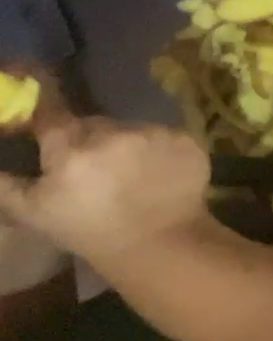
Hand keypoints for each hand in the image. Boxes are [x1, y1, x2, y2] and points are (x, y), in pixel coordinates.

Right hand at [0, 115, 212, 262]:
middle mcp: (117, 133)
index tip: (44, 106)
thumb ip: (5, 184)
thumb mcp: (30, 210)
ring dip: (121, 141)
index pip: (54, 116)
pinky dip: (153, 146)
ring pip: (130, 127)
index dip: (47, 110)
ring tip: (120, 169)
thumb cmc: (84, 227)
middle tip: (84, 161)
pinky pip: (162, 134)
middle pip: (93, 123)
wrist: (156, 234)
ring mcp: (157, 133)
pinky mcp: (187, 137)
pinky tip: (150, 168)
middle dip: (85, 137)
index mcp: (73, 149)